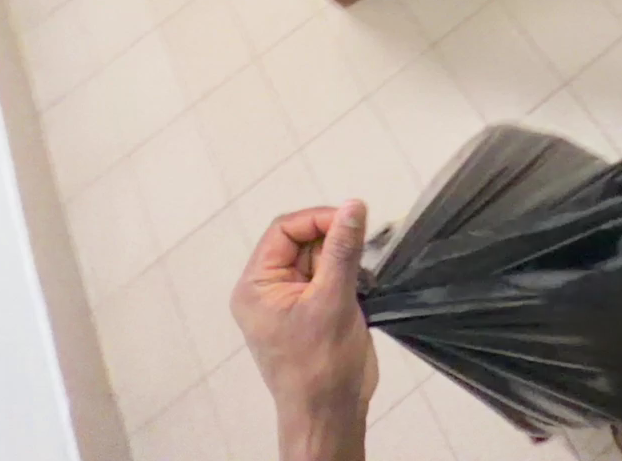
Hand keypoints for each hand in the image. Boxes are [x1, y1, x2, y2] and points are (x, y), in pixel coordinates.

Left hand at [231, 201, 376, 460]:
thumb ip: (343, 248)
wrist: (331, 415)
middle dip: (334, 240)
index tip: (352, 221)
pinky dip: (350, 271)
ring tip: (362, 274)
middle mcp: (271, 288)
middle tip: (362, 249)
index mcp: (257, 285)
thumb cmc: (321, 365)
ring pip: (321, 254)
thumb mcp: (332, 299)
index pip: (284, 230)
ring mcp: (294, 297)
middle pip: (304, 239)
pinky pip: (332, 272)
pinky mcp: (316, 306)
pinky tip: (364, 284)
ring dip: (345, 256)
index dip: (318, 219)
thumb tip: (354, 205)